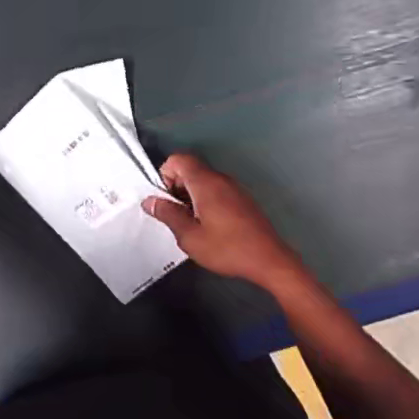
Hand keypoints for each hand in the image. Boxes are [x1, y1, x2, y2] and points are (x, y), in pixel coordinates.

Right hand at [142, 153, 307, 291]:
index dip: (165, 175)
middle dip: (176, 187)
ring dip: (191, 196)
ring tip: (190, 224)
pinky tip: (208, 227)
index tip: (165, 200)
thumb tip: (151, 201)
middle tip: (174, 215)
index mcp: (206, 183)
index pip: (179, 159)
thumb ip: (168, 215)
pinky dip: (206, 202)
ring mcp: (235, 189)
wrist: (267, 259)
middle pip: (191, 169)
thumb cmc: (226, 248)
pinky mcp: (243, 201)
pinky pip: (218, 192)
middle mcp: (221, 180)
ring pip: (205, 182)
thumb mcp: (189, 236)